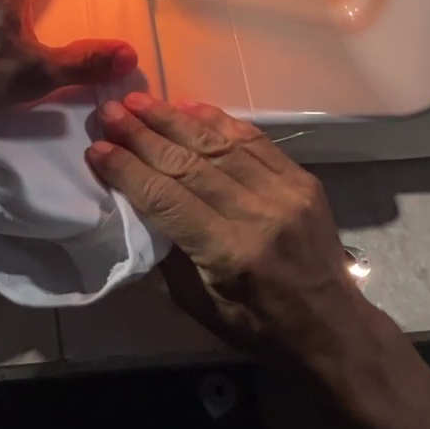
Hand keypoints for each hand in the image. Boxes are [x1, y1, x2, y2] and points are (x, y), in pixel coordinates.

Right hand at [86, 92, 364, 358]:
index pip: (166, 198)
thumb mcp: (199, 303)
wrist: (332, 326)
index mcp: (229, 252)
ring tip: (139, 102)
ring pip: (218, 144)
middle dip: (143, 135)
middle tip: (110, 112)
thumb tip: (140, 206)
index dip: (128, 170)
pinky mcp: (301, 179)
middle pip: (188, 164)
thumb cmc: (256, 325)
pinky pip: (253, 139)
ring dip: (173, 119)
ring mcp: (283, 192)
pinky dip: (217, 120)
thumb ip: (170, 252)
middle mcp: (257, 214)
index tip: (97, 148)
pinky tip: (188, 106)